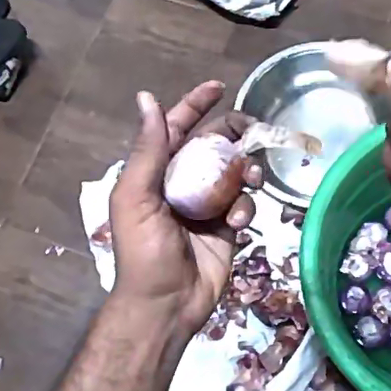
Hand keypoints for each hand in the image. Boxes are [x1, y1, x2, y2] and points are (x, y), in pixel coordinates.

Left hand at [109, 81, 255, 335]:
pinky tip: (237, 219)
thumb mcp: (137, 197)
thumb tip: (148, 98)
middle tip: (253, 128)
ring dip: (244, 169)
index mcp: (156, 174)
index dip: (195, 105)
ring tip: (251, 175)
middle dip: (232, 134)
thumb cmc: (144, 251)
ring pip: (233, 174)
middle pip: (212, 147)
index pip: (177, 130)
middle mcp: (183, 185)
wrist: (165, 303)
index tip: (218, 87)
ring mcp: (207, 207)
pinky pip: (243, 205)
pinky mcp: (227, 229)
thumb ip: (148, 150)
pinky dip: (244, 206)